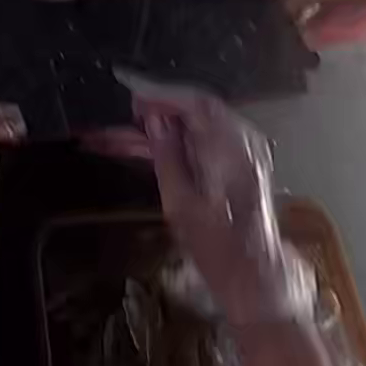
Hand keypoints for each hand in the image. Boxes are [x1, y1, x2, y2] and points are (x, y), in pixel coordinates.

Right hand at [116, 70, 314, 327]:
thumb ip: (166, 153)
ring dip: (152, 130)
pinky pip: (195, 141)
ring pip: (187, 126)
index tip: (128, 86)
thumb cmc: (217, 246)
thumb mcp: (180, 202)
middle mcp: (240, 141)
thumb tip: (153, 116)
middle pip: (191, 109)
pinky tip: (135, 146)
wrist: (255, 280)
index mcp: (231, 147)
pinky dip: (167, 142)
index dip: (158, 91)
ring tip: (110, 134)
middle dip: (152, 108)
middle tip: (120, 113)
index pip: (193, 101)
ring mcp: (238, 151)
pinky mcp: (231, 162)